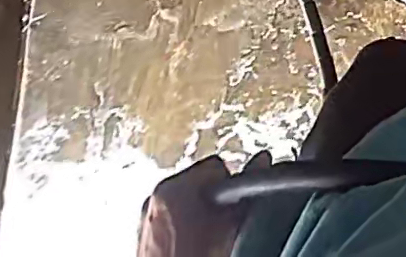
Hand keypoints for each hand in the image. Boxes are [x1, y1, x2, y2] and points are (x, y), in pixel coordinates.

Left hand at [138, 151, 270, 256]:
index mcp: (172, 187)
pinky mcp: (142, 241)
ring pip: (186, 203)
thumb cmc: (200, 255)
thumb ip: (250, 184)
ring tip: (209, 238)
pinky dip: (183, 229)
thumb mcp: (233, 222)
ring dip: (200, 214)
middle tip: (223, 222)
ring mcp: (145, 221)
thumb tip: (262, 159)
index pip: (216, 166)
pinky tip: (193, 246)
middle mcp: (153, 198)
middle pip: (199, 183)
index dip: (232, 184)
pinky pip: (171, 221)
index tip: (236, 204)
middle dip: (214, 198)